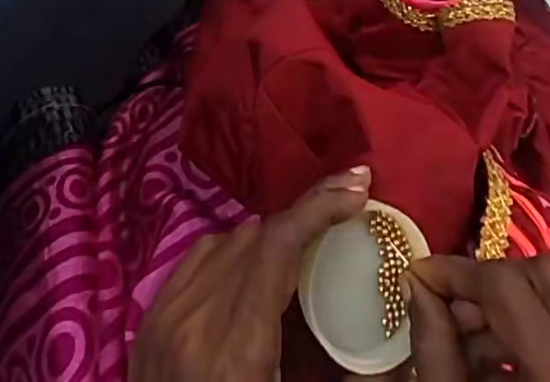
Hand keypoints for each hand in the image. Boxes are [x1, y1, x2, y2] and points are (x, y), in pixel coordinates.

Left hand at [129, 166, 370, 381]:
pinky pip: (199, 257)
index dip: (319, 206)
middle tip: (344, 209)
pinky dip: (234, 252)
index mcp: (236, 350)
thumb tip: (399, 347)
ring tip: (308, 243)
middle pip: (257, 236)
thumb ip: (346, 381)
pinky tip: (254, 266)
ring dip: (271, 237)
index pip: (278, 245)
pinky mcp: (150, 319)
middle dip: (306, 217)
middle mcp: (195, 319)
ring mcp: (165, 316)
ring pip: (228, 240)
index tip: (357, 186)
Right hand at [406, 254, 549, 381]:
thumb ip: (435, 354)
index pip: (511, 290)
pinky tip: (497, 367)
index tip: (419, 275)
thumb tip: (418, 284)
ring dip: (510, 309)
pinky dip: (534, 337)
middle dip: (492, 279)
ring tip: (466, 345)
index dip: (457, 273)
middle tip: (451, 303)